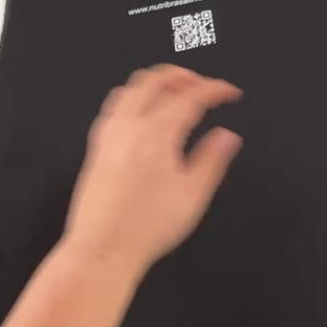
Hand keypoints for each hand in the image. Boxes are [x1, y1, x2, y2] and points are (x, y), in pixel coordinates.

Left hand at [60, 65, 242, 277]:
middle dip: (185, 76)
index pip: (192, 96)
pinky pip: (117, 104)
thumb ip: (212, 158)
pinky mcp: (98, 146)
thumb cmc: (145, 228)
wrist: (102, 250)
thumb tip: (226, 137)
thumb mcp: (193, 194)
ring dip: (159, 82)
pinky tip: (146, 113)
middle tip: (204, 86)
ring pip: (133, 87)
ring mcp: (110, 134)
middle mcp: (129, 126)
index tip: (229, 93)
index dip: (215, 89)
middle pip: (157, 80)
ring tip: (178, 93)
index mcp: (156, 133)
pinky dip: (137, 96)